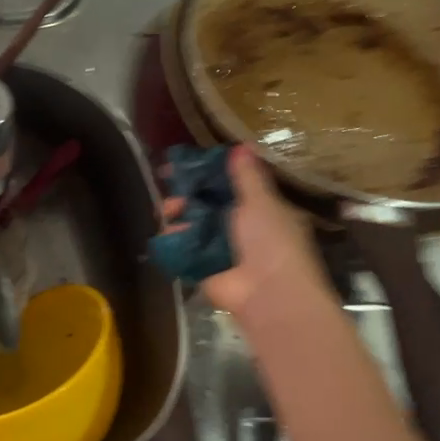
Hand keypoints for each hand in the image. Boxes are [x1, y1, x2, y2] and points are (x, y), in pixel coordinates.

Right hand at [162, 145, 331, 319]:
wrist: (269, 296)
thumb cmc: (272, 243)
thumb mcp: (262, 202)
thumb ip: (247, 176)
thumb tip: (243, 145)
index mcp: (262, 210)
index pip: (229, 184)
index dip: (205, 172)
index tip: (182, 164)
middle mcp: (241, 227)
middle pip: (206, 203)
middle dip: (186, 194)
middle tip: (168, 186)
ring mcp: (222, 249)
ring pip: (192, 224)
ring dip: (178, 215)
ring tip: (168, 212)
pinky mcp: (204, 267)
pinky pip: (184, 247)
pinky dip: (174, 239)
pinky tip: (168, 232)